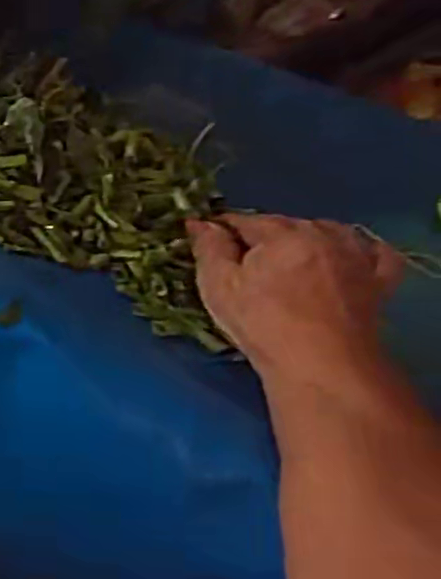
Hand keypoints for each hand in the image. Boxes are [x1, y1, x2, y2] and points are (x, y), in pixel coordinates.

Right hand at [188, 214, 404, 381]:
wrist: (319, 358)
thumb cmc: (258, 318)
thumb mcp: (217, 282)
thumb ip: (209, 247)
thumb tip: (199, 223)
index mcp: (282, 236)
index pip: (244, 219)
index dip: (218, 227)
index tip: (203, 239)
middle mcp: (325, 238)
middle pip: (286, 223)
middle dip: (260, 232)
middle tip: (236, 254)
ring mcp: (359, 257)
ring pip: (329, 230)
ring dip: (304, 234)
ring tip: (282, 253)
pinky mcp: (379, 278)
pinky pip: (373, 250)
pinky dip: (356, 246)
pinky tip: (342, 253)